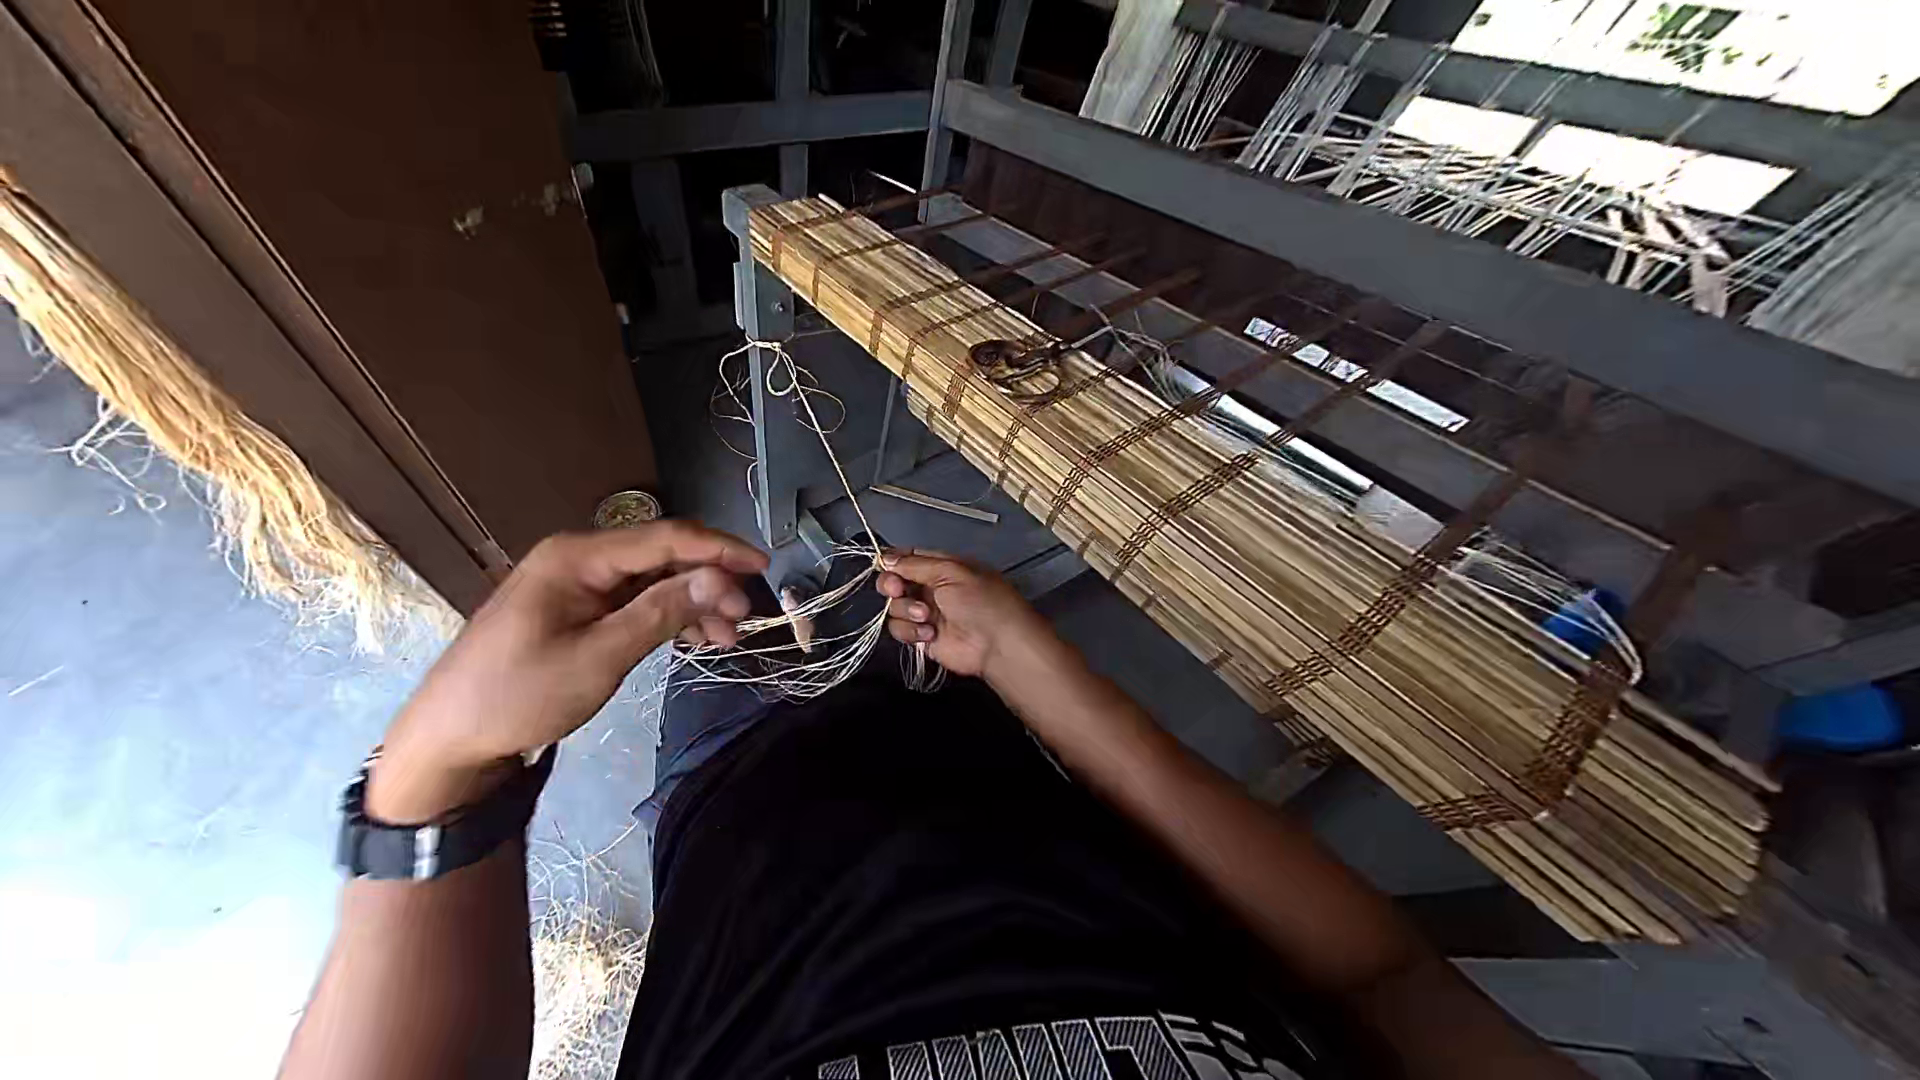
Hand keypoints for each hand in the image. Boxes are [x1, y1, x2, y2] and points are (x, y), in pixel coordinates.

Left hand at [369, 523, 767, 822]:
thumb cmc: (519, 696)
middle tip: (742, 619)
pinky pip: (640, 601)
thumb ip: (661, 611)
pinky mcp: (582, 608)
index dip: (720, 549)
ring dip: (695, 603)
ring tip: (725, 638)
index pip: (666, 537)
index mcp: (578, 557)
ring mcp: (582, 584)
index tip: (763, 567)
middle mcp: (583, 559)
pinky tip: (696, 640)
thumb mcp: (598, 656)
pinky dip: (671, 617)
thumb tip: (720, 577)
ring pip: (657, 580)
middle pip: (665, 557)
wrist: (450, 741)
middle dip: (710, 583)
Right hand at [875, 549, 1053, 678]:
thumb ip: (915, 564)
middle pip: (894, 581)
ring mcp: (925, 613)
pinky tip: (929, 633)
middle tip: (898, 590)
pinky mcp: (921, 637)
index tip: (885, 565)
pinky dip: (910, 631)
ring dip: (906, 610)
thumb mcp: (951, 572)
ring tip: (927, 617)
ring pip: (894, 606)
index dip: (892, 560)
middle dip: (892, 585)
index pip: (907, 557)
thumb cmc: (981, 600)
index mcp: (941, 566)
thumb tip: (885, 557)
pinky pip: (900, 629)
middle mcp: (931, 587)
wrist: (998, 644)